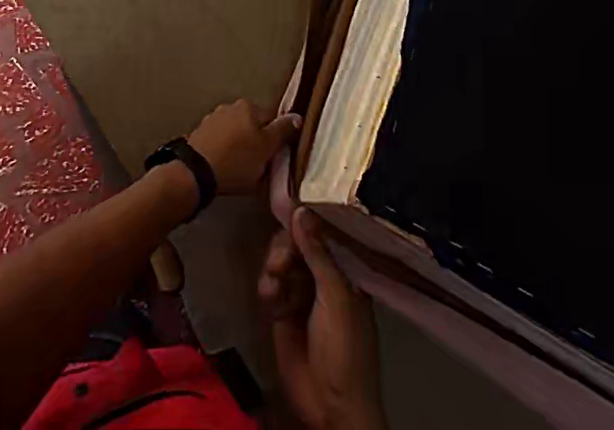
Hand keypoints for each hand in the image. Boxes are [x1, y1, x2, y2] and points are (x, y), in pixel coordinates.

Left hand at [185, 100, 300, 195]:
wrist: (195, 172)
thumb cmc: (237, 160)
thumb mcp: (267, 148)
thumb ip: (283, 131)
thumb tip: (297, 117)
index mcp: (248, 106)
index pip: (271, 119)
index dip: (275, 140)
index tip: (274, 157)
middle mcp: (229, 107)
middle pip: (252, 126)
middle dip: (256, 142)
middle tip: (258, 165)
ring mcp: (211, 120)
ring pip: (234, 134)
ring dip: (238, 147)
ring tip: (238, 169)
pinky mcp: (198, 135)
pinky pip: (219, 143)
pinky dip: (223, 152)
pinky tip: (223, 167)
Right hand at [259, 208, 384, 429]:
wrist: (330, 404)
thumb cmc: (345, 347)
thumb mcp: (335, 296)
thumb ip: (317, 252)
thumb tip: (301, 210)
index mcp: (345, 268)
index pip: (322, 230)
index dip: (304, 220)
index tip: (286, 211)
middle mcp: (323, 274)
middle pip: (296, 241)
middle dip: (284, 249)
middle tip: (280, 265)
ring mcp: (302, 291)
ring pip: (279, 259)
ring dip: (273, 270)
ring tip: (274, 290)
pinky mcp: (282, 308)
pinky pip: (269, 283)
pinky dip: (268, 289)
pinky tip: (271, 304)